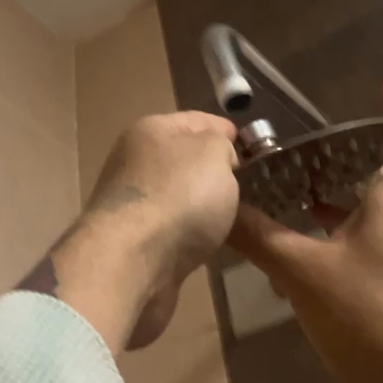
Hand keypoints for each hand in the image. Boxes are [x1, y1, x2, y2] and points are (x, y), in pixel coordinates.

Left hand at [20, 112, 238, 352]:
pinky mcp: (133, 239)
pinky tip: (210, 239)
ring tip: (235, 212)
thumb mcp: (213, 153)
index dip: (224, 129)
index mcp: (149, 130)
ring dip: (201, 202)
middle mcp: (134, 161)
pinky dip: (190, 230)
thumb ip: (221, 145)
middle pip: (183, 158)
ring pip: (177, 194)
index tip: (250, 145)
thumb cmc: (178, 197)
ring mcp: (131, 202)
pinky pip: (172, 226)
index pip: (195, 120)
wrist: (132, 262)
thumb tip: (217, 157)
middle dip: (213, 168)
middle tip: (248, 182)